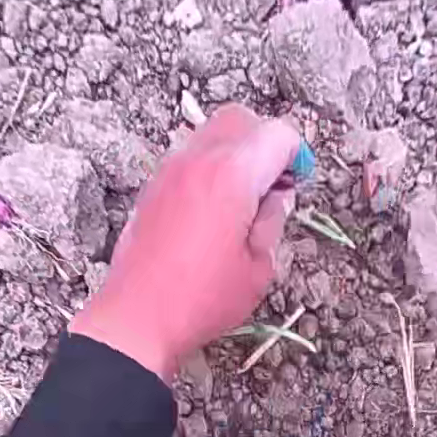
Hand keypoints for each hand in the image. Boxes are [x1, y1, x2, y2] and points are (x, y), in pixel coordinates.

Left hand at [71, 104, 302, 378]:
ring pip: (213, 134)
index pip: (277, 133)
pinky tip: (217, 213)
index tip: (297, 187)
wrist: (140, 317)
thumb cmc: (203, 300)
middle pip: (242, 120)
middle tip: (276, 188)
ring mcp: (170, 169)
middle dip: (267, 144)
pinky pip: (191, 157)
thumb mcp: (259, 269)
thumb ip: (274, 222)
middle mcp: (198, 159)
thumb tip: (279, 197)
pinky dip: (213, 169)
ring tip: (246, 204)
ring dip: (238, 156)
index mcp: (232, 175)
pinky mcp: (154, 186)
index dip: (296, 158)